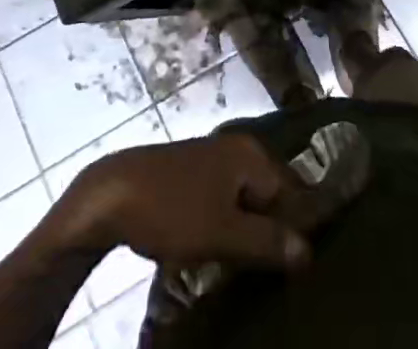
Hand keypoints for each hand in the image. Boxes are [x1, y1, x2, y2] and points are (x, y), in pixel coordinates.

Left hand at [43, 134, 308, 270]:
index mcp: (250, 154)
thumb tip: (308, 252)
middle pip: (268, 197)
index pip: (292, 196)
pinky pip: (220, 201)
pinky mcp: (189, 173)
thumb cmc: (170, 210)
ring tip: (238, 264)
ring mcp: (210, 158)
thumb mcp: (224, 234)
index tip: (288, 269)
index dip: (292, 233)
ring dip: (243, 232)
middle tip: (262, 270)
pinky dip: (222, 224)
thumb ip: (269, 242)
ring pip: (242, 202)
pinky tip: (214, 248)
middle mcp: (235, 148)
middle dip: (267, 233)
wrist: (108, 196)